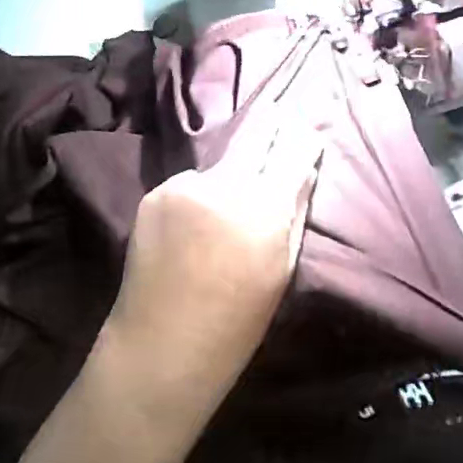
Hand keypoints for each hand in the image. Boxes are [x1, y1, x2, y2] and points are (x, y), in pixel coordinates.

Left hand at [100, 122, 323, 408]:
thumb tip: (305, 169)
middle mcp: (224, 185)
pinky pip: (190, 182)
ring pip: (219, 163)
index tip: (306, 130)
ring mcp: (185, 186)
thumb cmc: (236, 323)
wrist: (161, 346)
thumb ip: (294, 212)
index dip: (300, 139)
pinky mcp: (156, 192)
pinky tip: (194, 224)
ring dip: (230, 172)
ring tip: (226, 203)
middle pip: (254, 136)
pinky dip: (199, 194)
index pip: (290, 152)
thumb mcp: (281, 271)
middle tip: (278, 116)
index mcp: (264, 210)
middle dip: (269, 126)